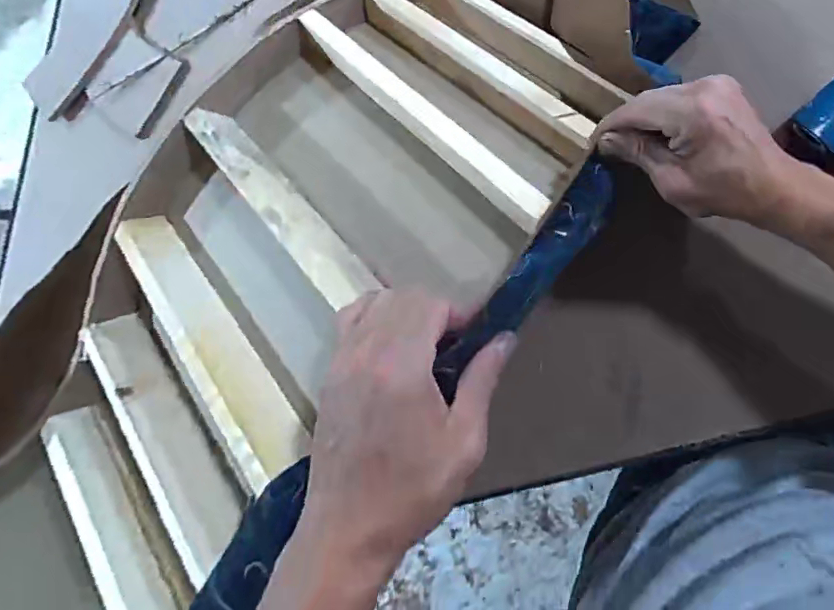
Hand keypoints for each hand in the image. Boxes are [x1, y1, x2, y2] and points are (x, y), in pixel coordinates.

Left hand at [263, 291, 512, 607]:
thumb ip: (483, 380)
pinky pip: (350, 320)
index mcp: (401, 368)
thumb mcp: (464, 441)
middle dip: (438, 309)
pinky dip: (375, 316)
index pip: (431, 305)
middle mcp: (366, 355)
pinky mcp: (328, 377)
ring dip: (407, 309)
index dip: (459, 312)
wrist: (345, 536)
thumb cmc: (412, 491)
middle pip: (405, 297)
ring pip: (377, 301)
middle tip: (457, 345)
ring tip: (425, 343)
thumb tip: (505, 338)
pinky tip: (391, 345)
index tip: (476, 337)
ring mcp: (340, 364)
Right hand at [595, 76, 815, 226]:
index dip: (612, 124)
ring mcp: (717, 82)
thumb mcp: (674, 181)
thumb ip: (639, 154)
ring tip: (640, 142)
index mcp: (692, 110)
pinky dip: (670, 111)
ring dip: (650, 115)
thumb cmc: (726, 191)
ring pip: (666, 95)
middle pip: (650, 99)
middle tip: (613, 145)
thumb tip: (607, 140)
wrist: (774, 185)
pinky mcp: (725, 86)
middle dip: (630, 120)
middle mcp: (704, 86)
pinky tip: (667, 132)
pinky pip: (684, 95)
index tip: (595, 141)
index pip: (636, 109)